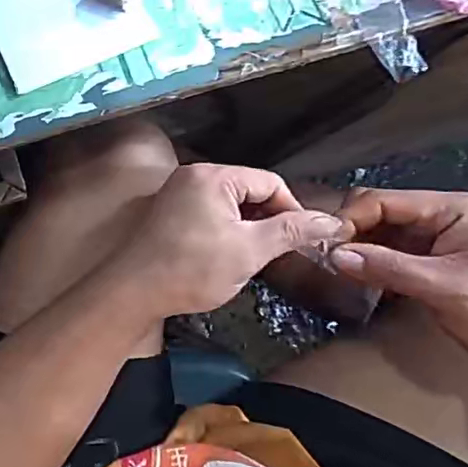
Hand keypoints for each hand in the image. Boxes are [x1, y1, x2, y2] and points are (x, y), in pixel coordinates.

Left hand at [99, 164, 350, 317]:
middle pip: (249, 189)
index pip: (270, 182)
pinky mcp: (169, 211)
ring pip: (230, 203)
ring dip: (249, 226)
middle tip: (282, 252)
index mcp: (212, 176)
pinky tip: (230, 254)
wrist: (134, 291)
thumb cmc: (193, 269)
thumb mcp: (249, 250)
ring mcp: (177, 192)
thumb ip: (291, 232)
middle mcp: (193, 175)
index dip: (293, 210)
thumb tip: (333, 221)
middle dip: (270, 219)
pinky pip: (210, 211)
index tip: (305, 241)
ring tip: (257, 256)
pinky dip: (226, 229)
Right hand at [324, 188, 467, 378]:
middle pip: (381, 215)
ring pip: (385, 237)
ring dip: (363, 253)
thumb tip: (336, 255)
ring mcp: (444, 242)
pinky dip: (376, 268)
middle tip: (330, 263)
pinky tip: (365, 284)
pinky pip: (396, 257)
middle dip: (353, 236)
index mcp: (455, 209)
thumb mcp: (450, 290)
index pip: (383, 200)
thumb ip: (389, 268)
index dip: (350, 219)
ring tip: (343, 275)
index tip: (326, 247)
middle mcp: (447, 218)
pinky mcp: (441, 266)